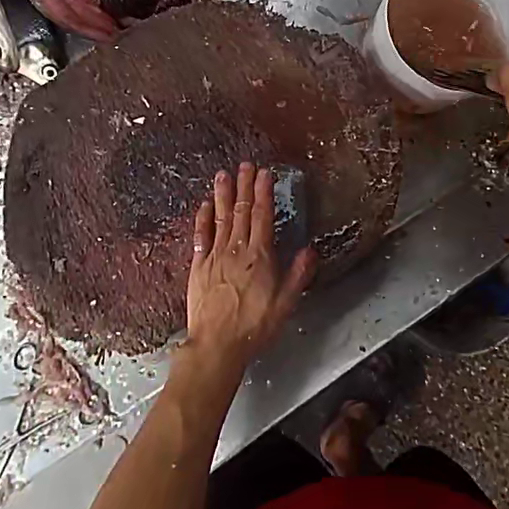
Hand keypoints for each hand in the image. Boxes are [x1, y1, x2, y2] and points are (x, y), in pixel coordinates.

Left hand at [182, 163, 317, 373]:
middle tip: (245, 165)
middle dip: (245, 186)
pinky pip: (201, 236)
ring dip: (223, 195)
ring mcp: (215, 256)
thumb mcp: (286, 304)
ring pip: (221, 217)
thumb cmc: (254, 327)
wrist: (217, 344)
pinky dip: (203, 218)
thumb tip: (309, 251)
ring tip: (223, 175)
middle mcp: (236, 250)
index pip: (263, 216)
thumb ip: (298, 275)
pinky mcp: (199, 266)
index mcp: (259, 257)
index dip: (264, 192)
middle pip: (242, 211)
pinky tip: (205, 205)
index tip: (265, 173)